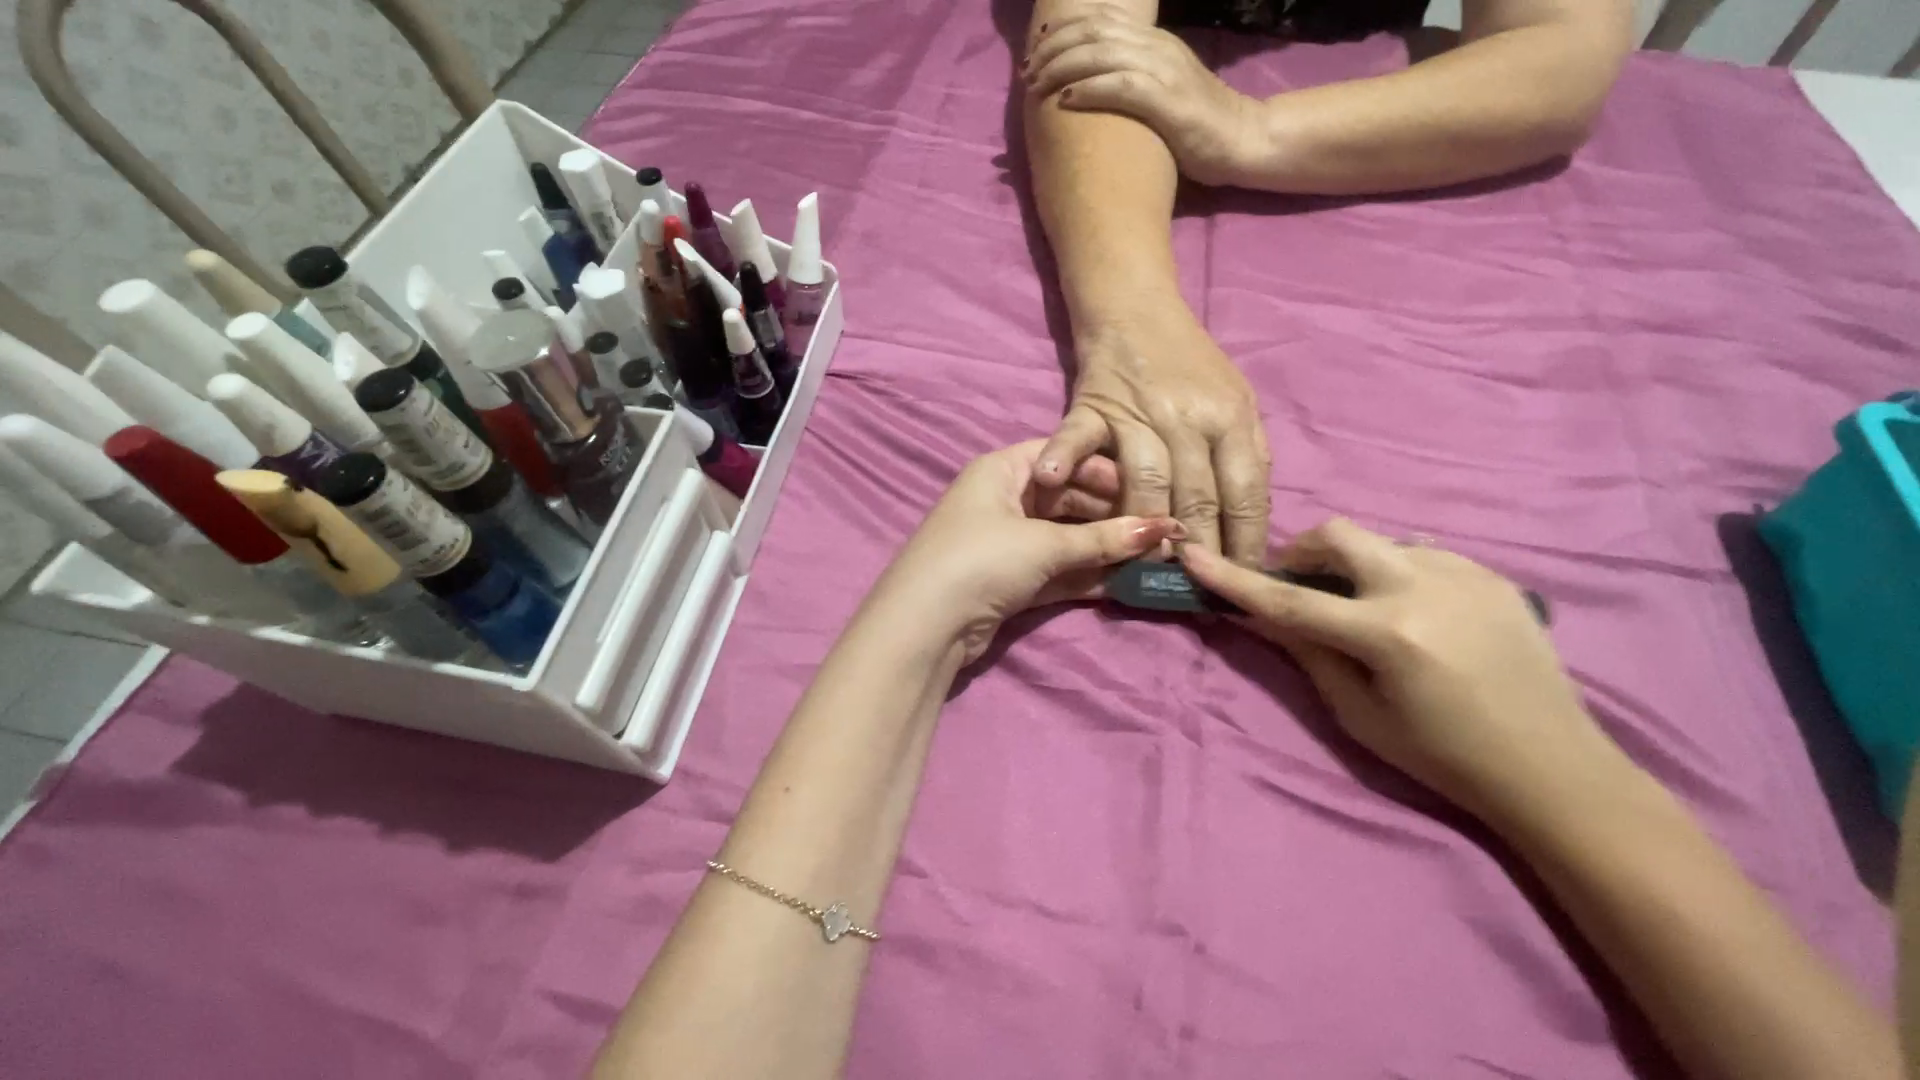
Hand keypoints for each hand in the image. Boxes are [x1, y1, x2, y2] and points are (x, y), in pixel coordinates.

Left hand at [871, 441, 1183, 662]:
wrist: (925, 626)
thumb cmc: (981, 560)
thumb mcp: (1044, 543)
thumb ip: (1104, 538)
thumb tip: (1163, 529)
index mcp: (1001, 470)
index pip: (1061, 456)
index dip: (1104, 468)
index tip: (1148, 484)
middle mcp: (1003, 499)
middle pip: (1068, 499)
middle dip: (1113, 515)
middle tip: (1162, 529)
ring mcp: (1007, 542)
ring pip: (1066, 538)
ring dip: (1105, 549)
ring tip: (1155, 557)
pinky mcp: (1011, 581)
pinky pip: (1058, 570)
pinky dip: (1087, 575)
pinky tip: (1127, 582)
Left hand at [1024, 6, 1268, 186]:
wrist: (1241, 140)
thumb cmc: (1196, 125)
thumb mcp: (1161, 89)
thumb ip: (1130, 79)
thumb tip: (1088, 85)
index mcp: (1153, 41)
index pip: (1098, 21)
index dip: (1062, 32)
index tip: (1035, 51)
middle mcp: (1156, 47)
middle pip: (1093, 32)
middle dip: (1053, 49)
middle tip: (1027, 72)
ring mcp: (1163, 71)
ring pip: (1100, 54)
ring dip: (1061, 68)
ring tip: (1036, 85)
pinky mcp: (1167, 102)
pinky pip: (1119, 86)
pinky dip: (1087, 90)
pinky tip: (1064, 101)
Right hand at [1035, 300, 1269, 564]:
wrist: (1136, 307)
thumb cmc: (1190, 361)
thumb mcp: (1237, 399)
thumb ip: (1246, 453)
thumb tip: (1252, 521)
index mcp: (1231, 418)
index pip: (1244, 494)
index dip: (1244, 545)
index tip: (1242, 585)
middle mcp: (1189, 416)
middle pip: (1197, 496)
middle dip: (1198, 552)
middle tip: (1195, 597)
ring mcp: (1137, 410)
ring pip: (1145, 478)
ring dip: (1144, 528)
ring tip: (1144, 570)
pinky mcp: (1092, 402)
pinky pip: (1078, 434)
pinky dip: (1063, 457)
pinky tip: (1050, 482)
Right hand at [1183, 519, 1627, 824]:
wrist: (1552, 767)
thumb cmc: (1442, 756)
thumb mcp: (1359, 716)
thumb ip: (1308, 654)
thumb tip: (1260, 614)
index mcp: (1388, 634)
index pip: (1290, 598)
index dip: (1234, 578)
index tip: (1193, 554)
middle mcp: (1424, 587)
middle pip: (1339, 535)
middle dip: (1303, 553)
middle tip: (1299, 587)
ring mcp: (1464, 573)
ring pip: (1382, 541)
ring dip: (1355, 565)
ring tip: (1365, 609)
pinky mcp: (1491, 575)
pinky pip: (1422, 555)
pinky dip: (1397, 573)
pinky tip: (1414, 614)